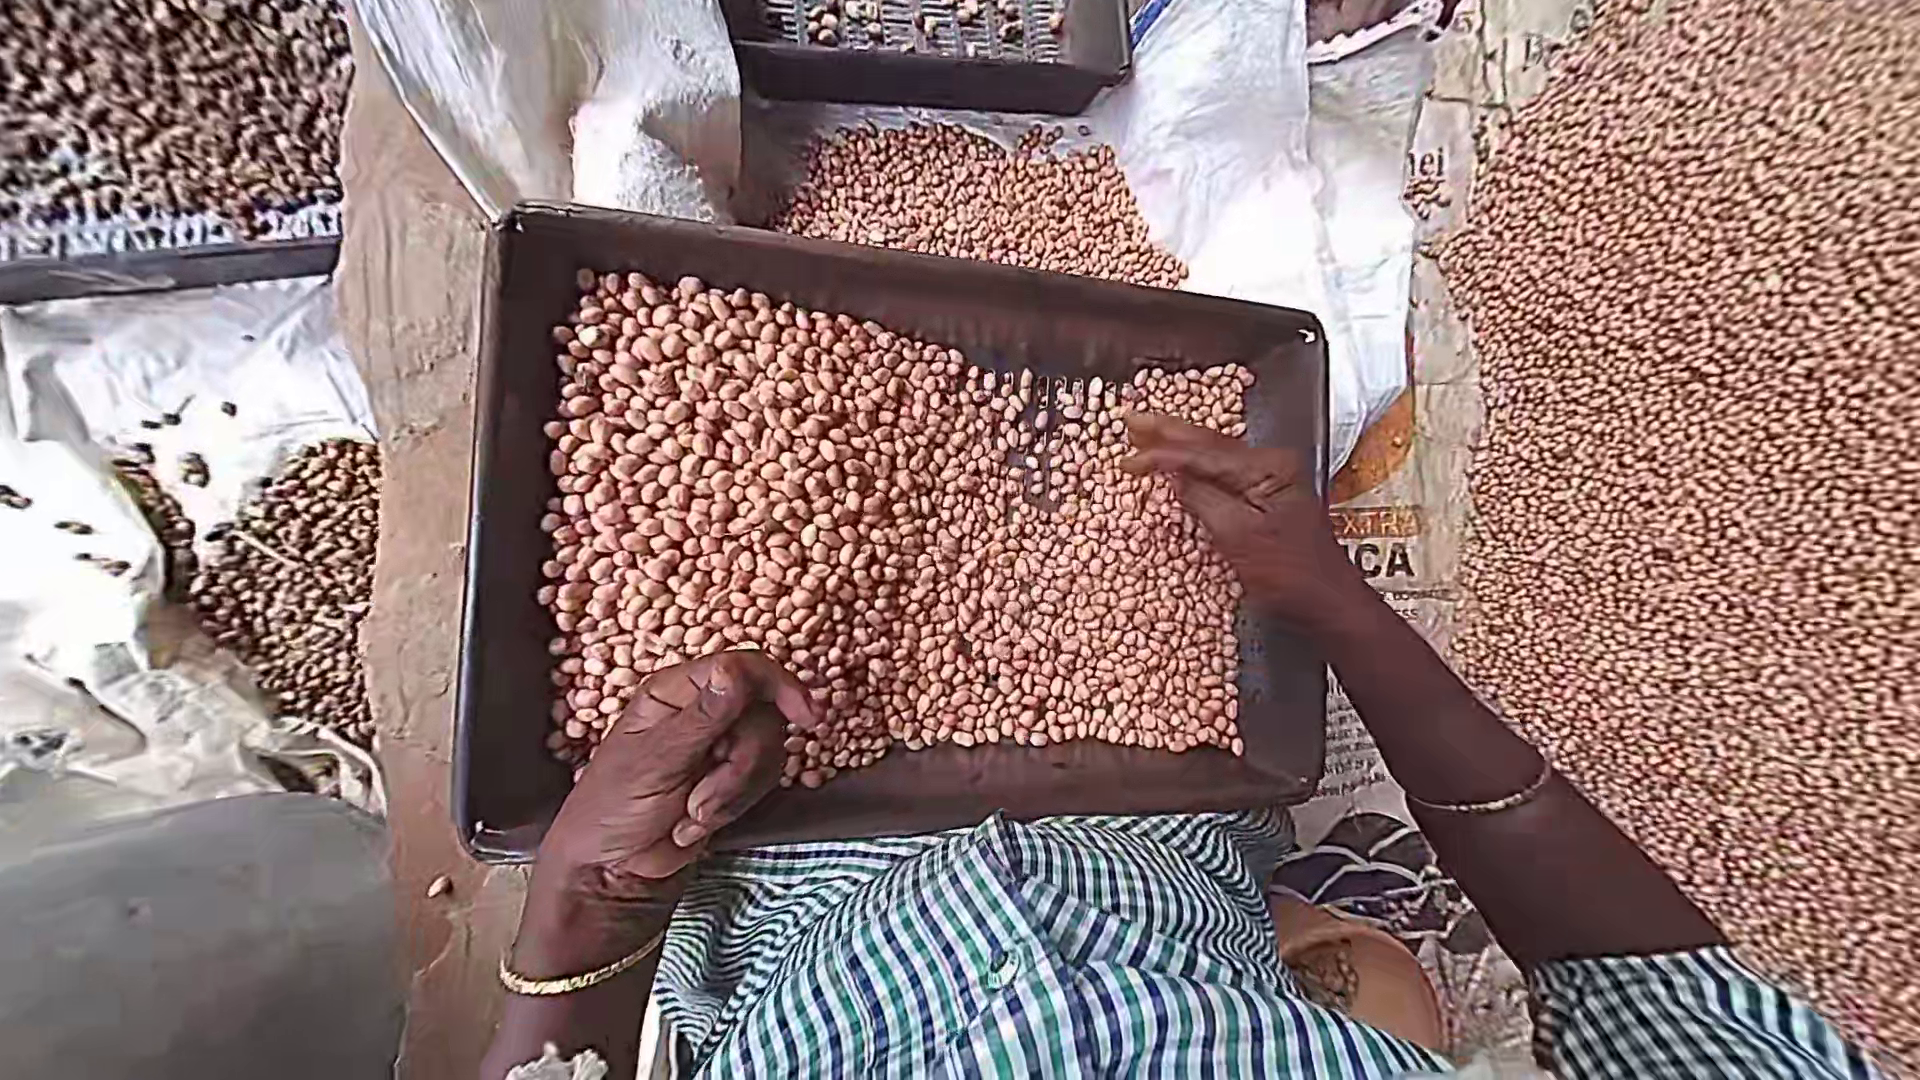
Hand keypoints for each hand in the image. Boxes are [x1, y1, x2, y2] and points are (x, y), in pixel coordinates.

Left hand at [534, 649, 819, 903]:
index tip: (805, 715)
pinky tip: (699, 822)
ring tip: (693, 815)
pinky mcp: (735, 772)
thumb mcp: (654, 762)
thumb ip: (702, 717)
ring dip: (736, 788)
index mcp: (678, 691)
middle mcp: (707, 708)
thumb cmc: (612, 810)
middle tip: (704, 798)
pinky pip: (766, 775)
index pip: (744, 667)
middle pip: (765, 712)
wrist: (612, 875)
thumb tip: (736, 670)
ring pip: (769, 746)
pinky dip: (737, 803)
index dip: (779, 685)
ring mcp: (723, 740)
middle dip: (742, 762)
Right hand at [1120, 413, 1356, 631]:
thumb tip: (1172, 475)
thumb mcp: (1238, 535)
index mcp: (1266, 468)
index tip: (1125, 463)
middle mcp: (1268, 463)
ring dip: (1176, 443)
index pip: (1201, 454)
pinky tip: (1175, 459)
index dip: (1159, 456)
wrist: (1327, 600)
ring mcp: (1266, 479)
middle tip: (1130, 419)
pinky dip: (1192, 463)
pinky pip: (1219, 471)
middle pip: (1207, 441)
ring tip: (1143, 432)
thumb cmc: (1287, 572)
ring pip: (1211, 453)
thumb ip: (1202, 498)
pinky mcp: (1262, 496)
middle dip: (1165, 431)